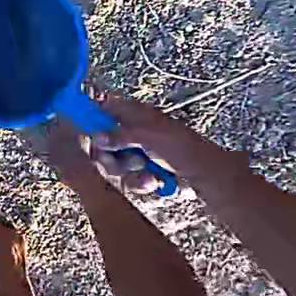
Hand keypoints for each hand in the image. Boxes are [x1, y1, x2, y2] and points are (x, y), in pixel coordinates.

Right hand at [87, 96, 235, 191]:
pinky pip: (130, 180)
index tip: (88, 138)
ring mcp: (139, 155)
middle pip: (104, 145)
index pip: (104, 111)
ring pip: (116, 166)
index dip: (93, 122)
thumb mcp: (149, 137)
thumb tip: (95, 136)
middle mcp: (134, 134)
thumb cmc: (181, 148)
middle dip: (111, 158)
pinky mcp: (145, 174)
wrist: (208, 175)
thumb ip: (120, 136)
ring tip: (147, 174)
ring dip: (130, 174)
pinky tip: (155, 183)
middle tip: (116, 163)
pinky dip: (142, 183)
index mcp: (136, 115)